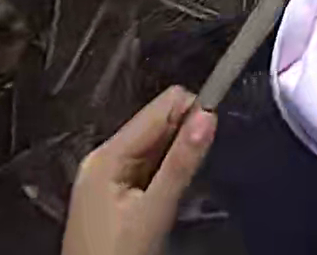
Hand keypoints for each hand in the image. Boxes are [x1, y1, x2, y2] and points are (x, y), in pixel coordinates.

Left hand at [63, 86, 217, 254]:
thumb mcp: (153, 213)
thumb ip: (182, 162)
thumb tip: (210, 113)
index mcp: (108, 154)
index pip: (165, 105)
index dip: (193, 114)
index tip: (209, 138)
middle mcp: (106, 156)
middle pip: (162, 121)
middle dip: (184, 139)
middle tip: (189, 173)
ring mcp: (108, 174)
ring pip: (160, 142)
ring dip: (177, 158)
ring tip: (176, 189)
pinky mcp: (115, 190)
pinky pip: (152, 162)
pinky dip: (168, 171)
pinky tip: (166, 196)